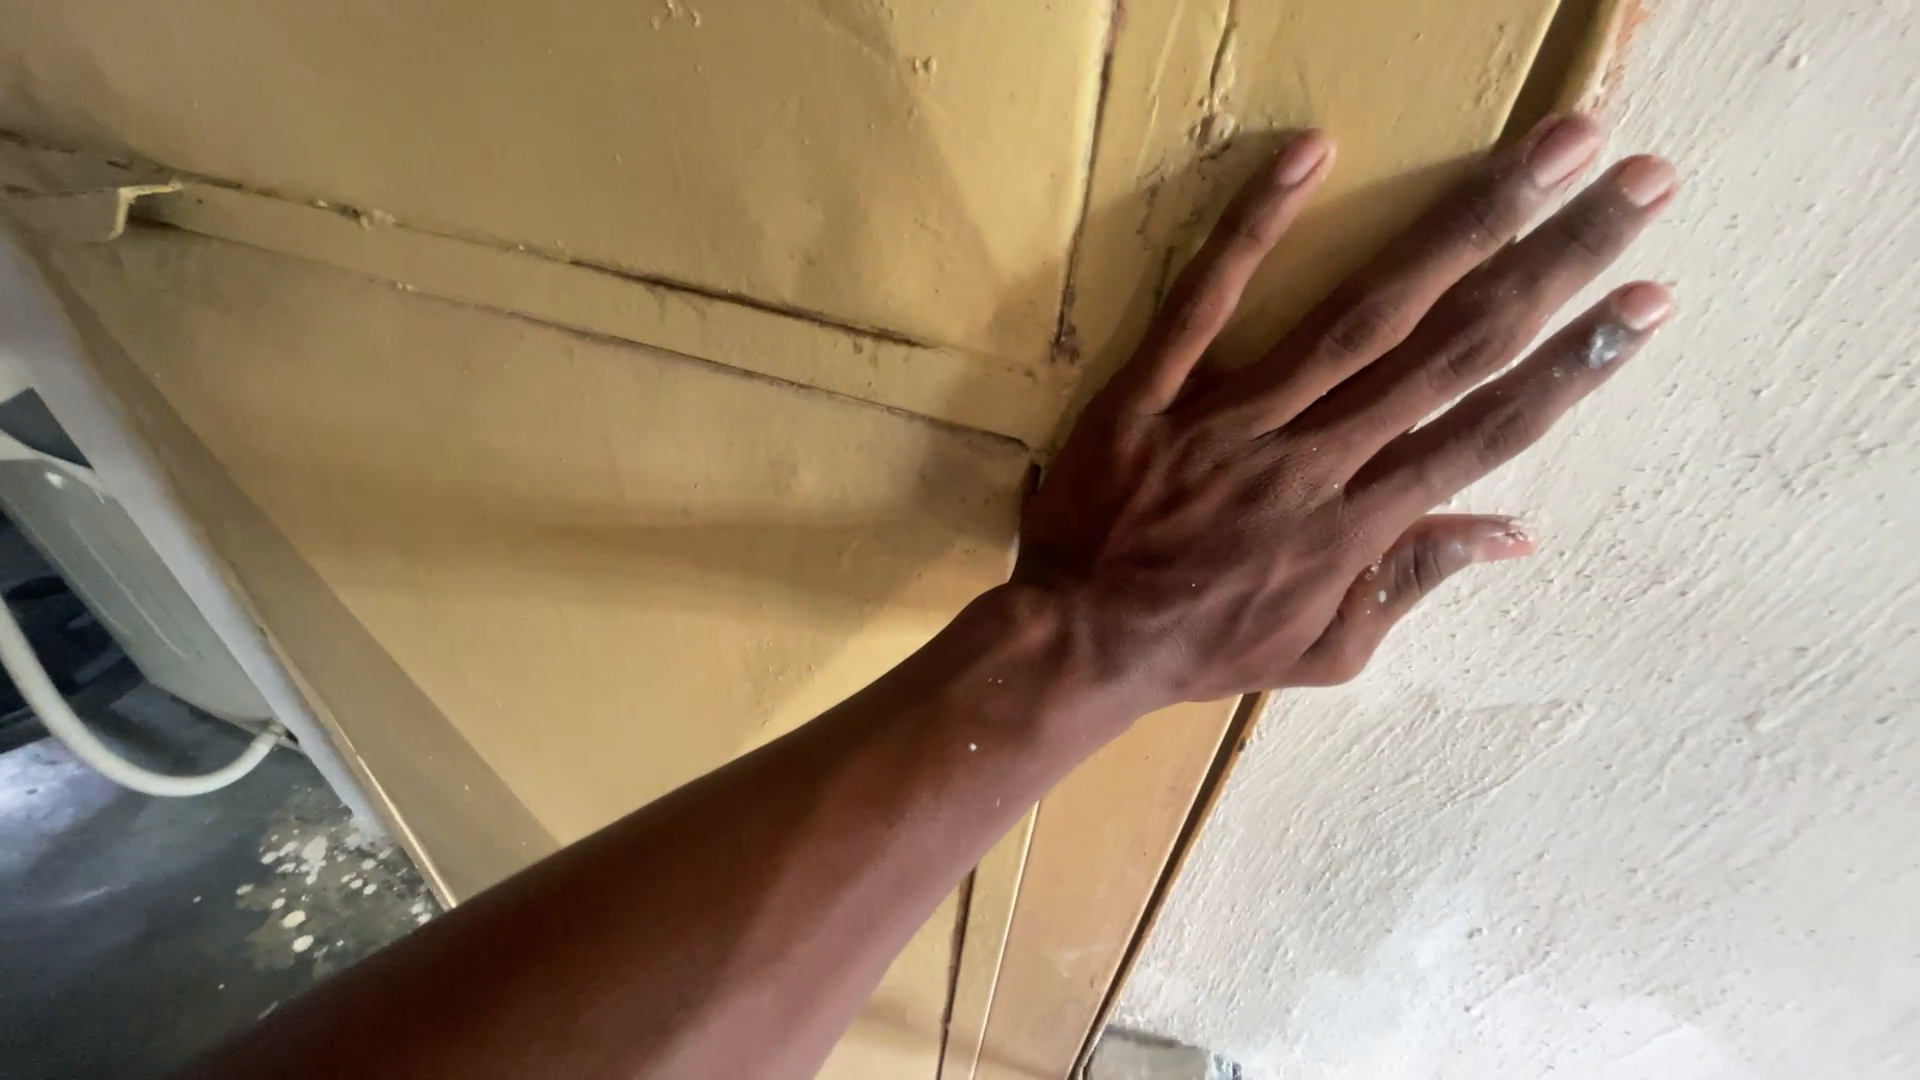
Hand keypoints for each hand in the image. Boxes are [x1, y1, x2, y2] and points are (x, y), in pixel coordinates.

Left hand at [1016, 115, 1676, 707]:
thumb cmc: (1199, 647)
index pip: (1483, 432)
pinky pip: (1203, 306)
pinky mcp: (1149, 397)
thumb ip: (1409, 586)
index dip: (1572, 366)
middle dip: (1551, 266)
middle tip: (1640, 179)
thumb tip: (1513, 533)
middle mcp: (1310, 461)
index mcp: (1354, 526)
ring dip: (1455, 231)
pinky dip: (1252, 231)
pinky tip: (1310, 156)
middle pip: (1447, 354)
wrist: (1084, 637)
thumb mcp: (1318, 650)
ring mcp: (1228, 422)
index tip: (1646, 297)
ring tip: (1541, 153)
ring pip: (1357, 319)